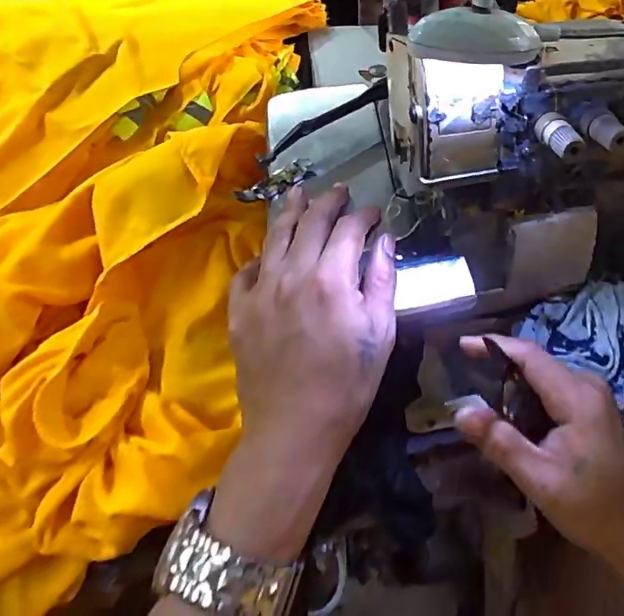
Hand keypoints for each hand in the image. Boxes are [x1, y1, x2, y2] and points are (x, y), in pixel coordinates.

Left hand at [203, 185, 395, 563]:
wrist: (293, 432)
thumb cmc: (347, 385)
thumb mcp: (380, 333)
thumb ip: (381, 280)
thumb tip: (383, 240)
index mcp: (331, 279)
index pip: (348, 229)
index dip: (364, 215)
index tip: (374, 213)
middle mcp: (293, 274)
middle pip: (310, 222)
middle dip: (328, 202)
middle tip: (339, 192)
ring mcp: (261, 290)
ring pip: (275, 236)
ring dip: (289, 210)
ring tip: (298, 193)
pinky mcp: (240, 311)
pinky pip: (246, 271)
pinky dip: (261, 256)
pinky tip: (269, 253)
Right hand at [455, 335, 623, 573]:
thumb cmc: (591, 507)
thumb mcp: (540, 480)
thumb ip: (501, 442)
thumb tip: (461, 412)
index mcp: (577, 395)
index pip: (529, 355)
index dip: (494, 345)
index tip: (463, 343)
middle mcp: (588, 383)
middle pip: (537, 360)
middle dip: (501, 361)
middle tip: (466, 370)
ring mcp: (594, 393)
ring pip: (545, 372)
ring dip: (515, 377)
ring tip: (482, 387)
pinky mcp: (594, 405)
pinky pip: (554, 385)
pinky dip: (530, 390)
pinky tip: (512, 408)